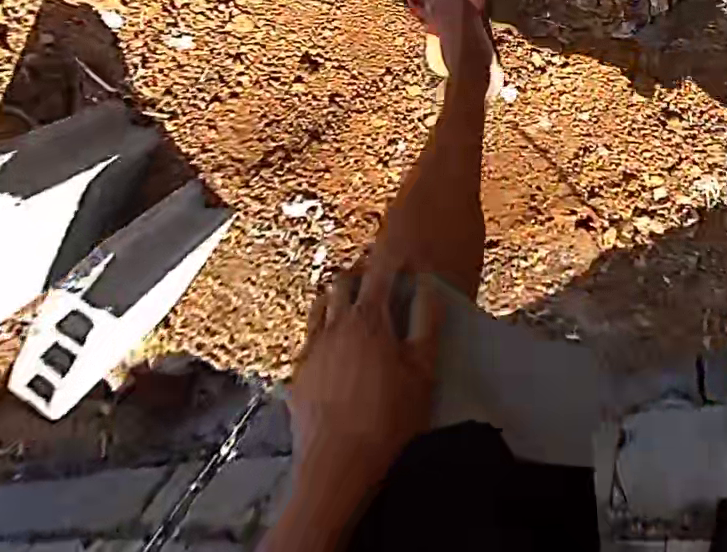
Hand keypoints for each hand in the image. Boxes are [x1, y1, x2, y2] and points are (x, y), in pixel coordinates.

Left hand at [288, 267, 442, 494]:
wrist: (337, 468)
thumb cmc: (389, 416)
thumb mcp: (423, 367)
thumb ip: (427, 319)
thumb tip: (428, 285)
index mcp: (368, 319)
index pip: (380, 272)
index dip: (395, 260)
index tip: (407, 257)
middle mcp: (336, 325)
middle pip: (343, 280)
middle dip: (362, 271)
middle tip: (379, 274)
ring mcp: (313, 349)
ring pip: (321, 303)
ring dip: (338, 294)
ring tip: (354, 300)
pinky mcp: (299, 374)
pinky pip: (309, 335)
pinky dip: (323, 325)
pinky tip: (334, 342)